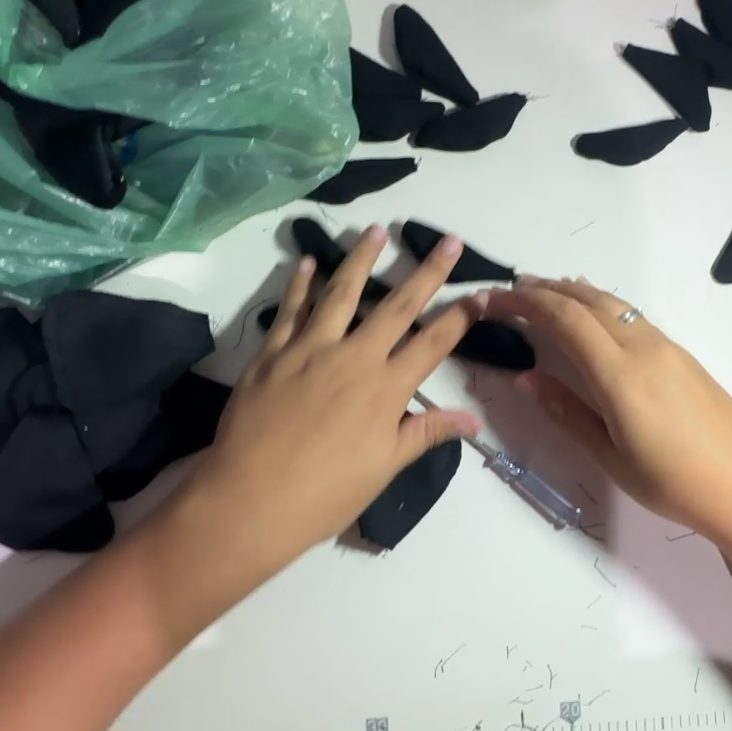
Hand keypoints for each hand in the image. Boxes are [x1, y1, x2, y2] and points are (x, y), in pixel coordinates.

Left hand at [187, 226, 480, 568]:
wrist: (252, 500)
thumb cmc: (327, 493)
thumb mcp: (384, 467)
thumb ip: (425, 433)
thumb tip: (473, 421)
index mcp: (386, 389)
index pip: (433, 344)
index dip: (459, 319)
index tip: (479, 295)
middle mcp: (353, 358)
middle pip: (397, 307)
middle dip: (427, 272)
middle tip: (447, 241)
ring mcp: (309, 350)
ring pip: (341, 294)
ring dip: (361, 259)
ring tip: (376, 231)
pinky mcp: (272, 353)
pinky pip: (289, 310)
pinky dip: (299, 284)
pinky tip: (307, 263)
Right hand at [484, 278, 731, 546]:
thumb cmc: (672, 483)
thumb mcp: (610, 457)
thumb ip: (567, 413)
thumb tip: (526, 378)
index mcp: (621, 375)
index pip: (565, 320)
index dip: (525, 304)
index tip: (493, 300)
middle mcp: (645, 348)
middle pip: (588, 301)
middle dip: (546, 291)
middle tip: (510, 292)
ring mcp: (668, 349)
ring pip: (614, 304)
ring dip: (574, 294)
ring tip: (544, 294)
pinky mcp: (682, 357)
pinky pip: (633, 317)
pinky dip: (601, 306)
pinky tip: (593, 316)